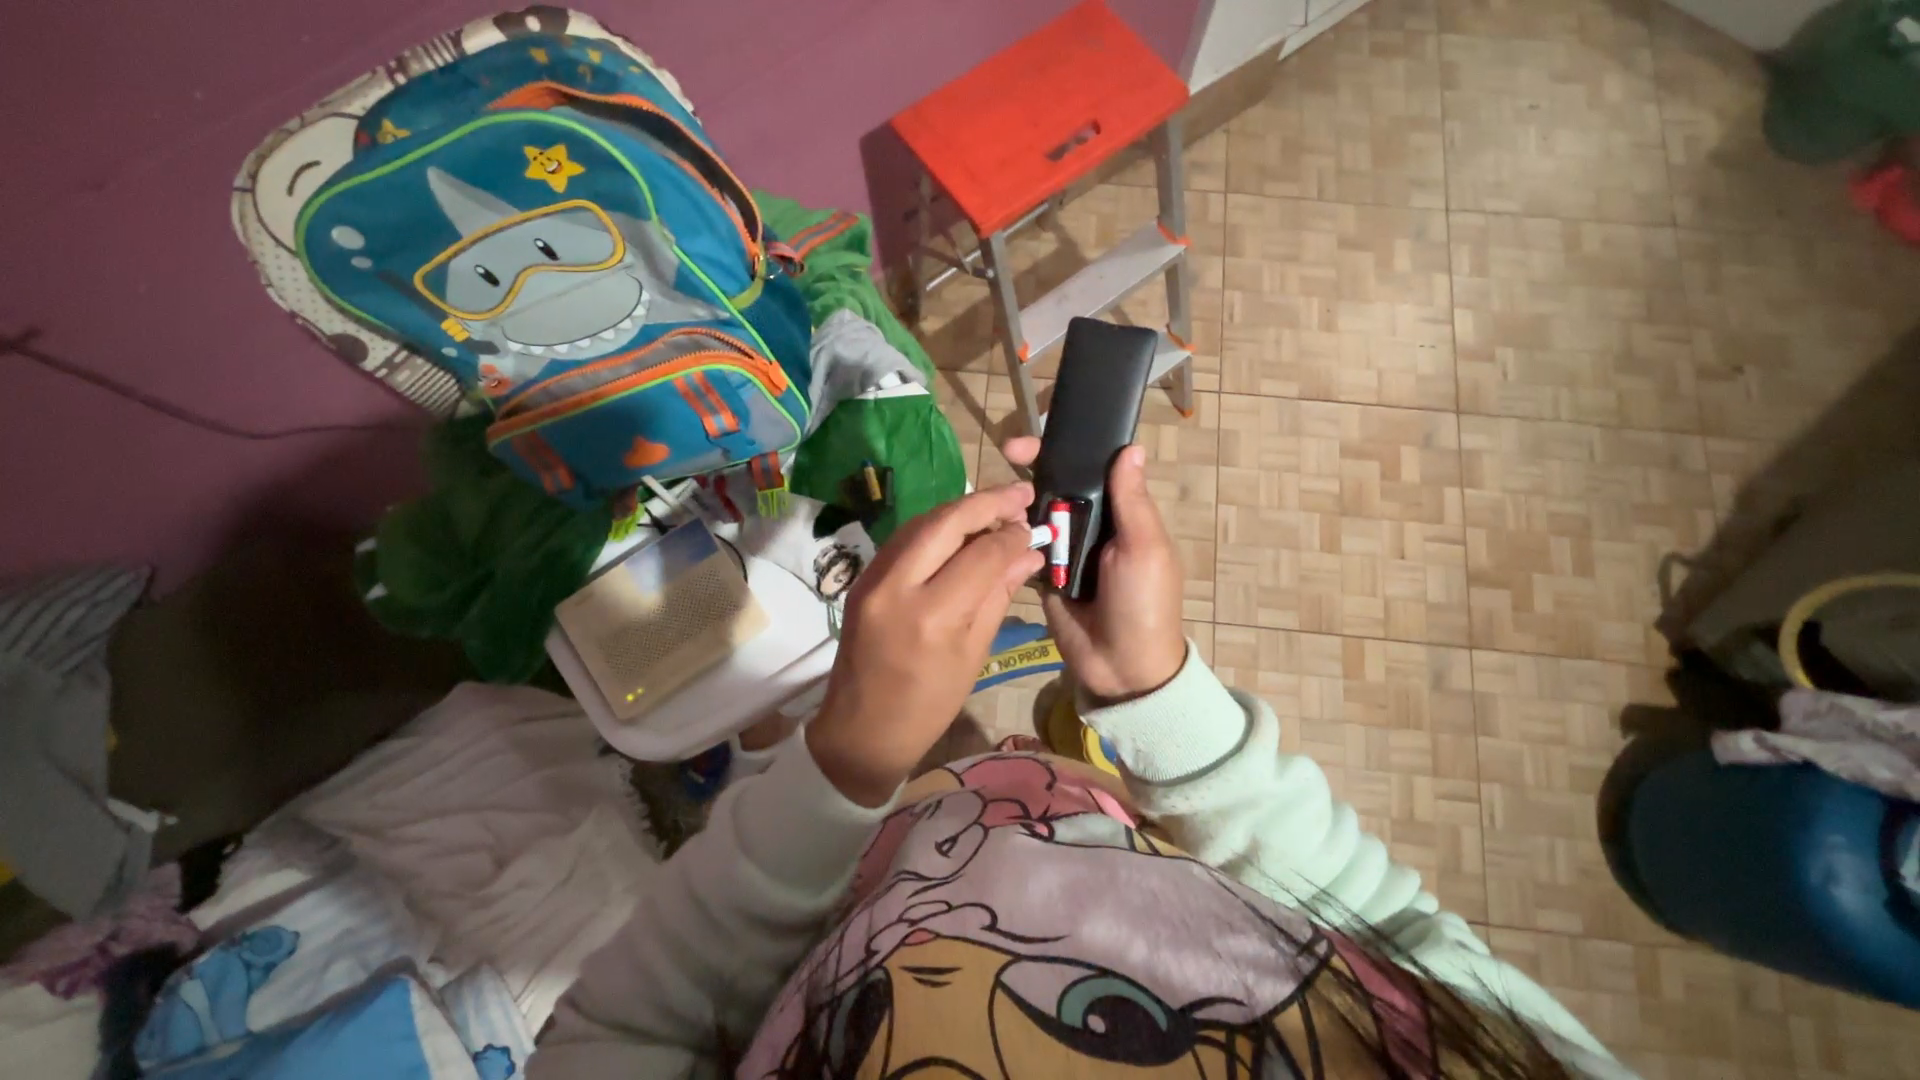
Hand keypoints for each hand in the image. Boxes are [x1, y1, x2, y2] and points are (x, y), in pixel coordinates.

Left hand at [807, 482, 1043, 805]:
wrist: (861, 730)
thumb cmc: (928, 706)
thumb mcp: (973, 655)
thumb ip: (997, 596)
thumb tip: (1027, 552)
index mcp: (932, 617)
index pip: (981, 555)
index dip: (1012, 536)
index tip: (1032, 528)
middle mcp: (896, 588)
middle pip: (945, 522)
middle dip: (986, 502)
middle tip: (1021, 493)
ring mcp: (872, 580)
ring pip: (920, 523)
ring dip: (960, 511)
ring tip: (995, 508)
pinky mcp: (861, 579)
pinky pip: (903, 540)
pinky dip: (935, 528)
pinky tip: (960, 530)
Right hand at [1002, 437, 1186, 703]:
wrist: (1121, 668)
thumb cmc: (1143, 603)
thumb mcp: (1145, 548)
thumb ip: (1132, 501)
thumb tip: (1131, 447)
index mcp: (1121, 514)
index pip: (1093, 468)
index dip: (1070, 446)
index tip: (1045, 426)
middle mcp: (1090, 525)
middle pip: (1058, 484)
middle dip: (1034, 463)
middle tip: (1009, 449)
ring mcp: (1062, 550)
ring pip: (1034, 512)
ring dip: (1015, 497)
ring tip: (995, 485)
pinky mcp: (1038, 574)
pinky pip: (1020, 546)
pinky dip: (1005, 534)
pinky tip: (987, 519)